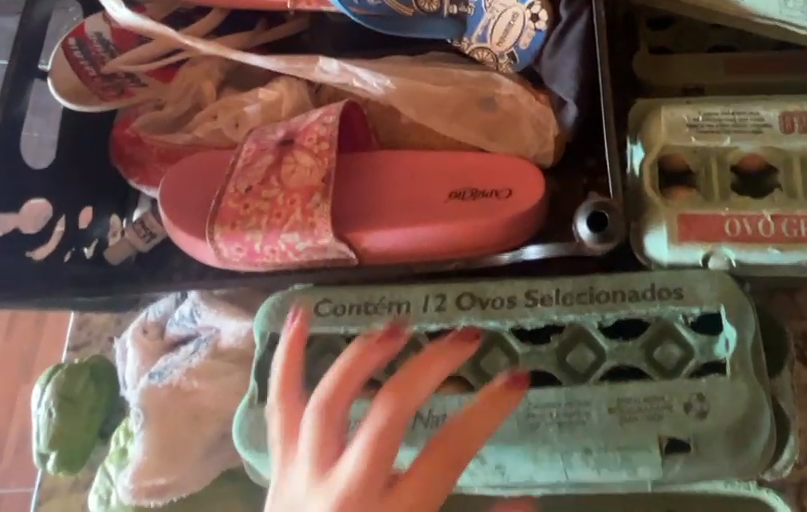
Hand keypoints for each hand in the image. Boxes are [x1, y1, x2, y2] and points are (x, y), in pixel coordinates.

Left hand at [266, 306, 532, 511]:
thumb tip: (529, 502)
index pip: (446, 453)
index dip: (486, 412)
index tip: (518, 378)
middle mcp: (345, 490)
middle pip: (388, 411)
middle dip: (431, 366)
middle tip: (468, 336)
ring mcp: (303, 476)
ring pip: (331, 400)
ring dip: (365, 355)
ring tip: (400, 327)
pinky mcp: (277, 471)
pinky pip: (279, 409)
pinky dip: (284, 359)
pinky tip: (297, 314)